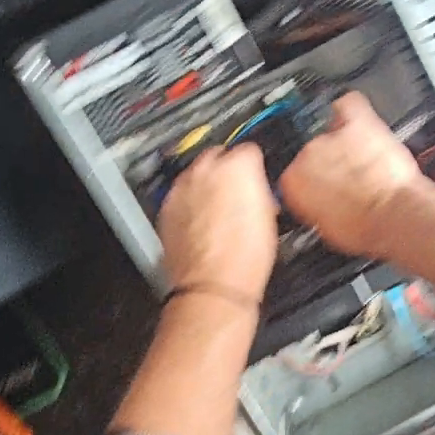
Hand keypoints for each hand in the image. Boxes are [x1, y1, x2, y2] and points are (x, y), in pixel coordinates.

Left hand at [158, 144, 278, 300]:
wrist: (213, 284)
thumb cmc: (244, 257)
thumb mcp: (268, 217)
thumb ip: (259, 191)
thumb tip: (255, 188)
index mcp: (238, 167)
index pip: (249, 150)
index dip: (255, 167)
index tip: (256, 177)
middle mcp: (206, 170)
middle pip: (218, 154)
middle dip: (227, 169)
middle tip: (237, 192)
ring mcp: (183, 187)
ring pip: (196, 174)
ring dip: (206, 185)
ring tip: (218, 209)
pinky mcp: (166, 206)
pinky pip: (180, 195)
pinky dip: (189, 202)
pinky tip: (202, 222)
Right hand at [279, 92, 434, 258]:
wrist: (396, 218)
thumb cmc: (365, 228)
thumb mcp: (326, 228)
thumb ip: (314, 206)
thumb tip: (318, 203)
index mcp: (293, 184)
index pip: (293, 173)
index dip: (311, 180)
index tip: (323, 186)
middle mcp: (306, 155)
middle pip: (311, 150)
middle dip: (328, 162)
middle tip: (348, 176)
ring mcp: (331, 137)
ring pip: (329, 130)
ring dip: (343, 142)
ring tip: (360, 157)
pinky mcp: (358, 123)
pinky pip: (349, 103)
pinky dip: (353, 108)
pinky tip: (360, 119)